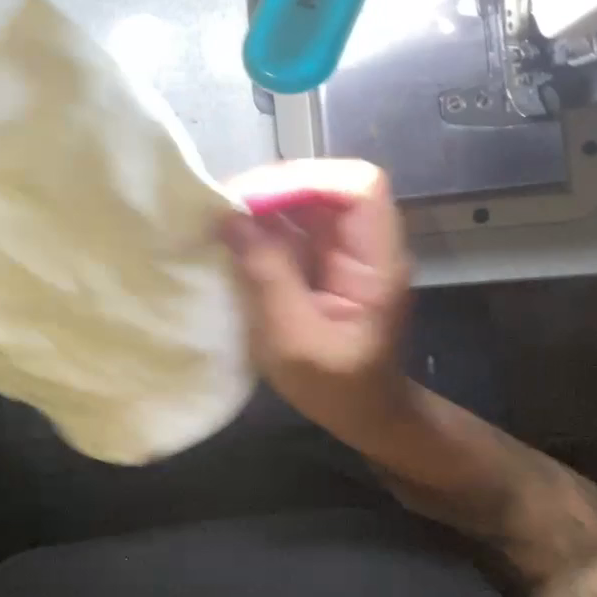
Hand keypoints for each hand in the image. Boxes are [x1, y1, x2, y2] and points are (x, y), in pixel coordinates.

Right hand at [220, 159, 415, 449]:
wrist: (366, 417)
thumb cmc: (338, 388)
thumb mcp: (294, 340)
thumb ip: (267, 275)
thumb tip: (231, 218)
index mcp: (376, 262)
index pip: (358, 187)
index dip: (306, 180)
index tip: (254, 202)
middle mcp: (364, 244)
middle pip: (327, 183)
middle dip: (274, 186)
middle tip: (224, 206)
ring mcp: (342, 249)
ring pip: (305, 198)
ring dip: (261, 201)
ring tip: (220, 217)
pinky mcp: (320, 258)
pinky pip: (291, 222)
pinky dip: (259, 222)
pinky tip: (230, 235)